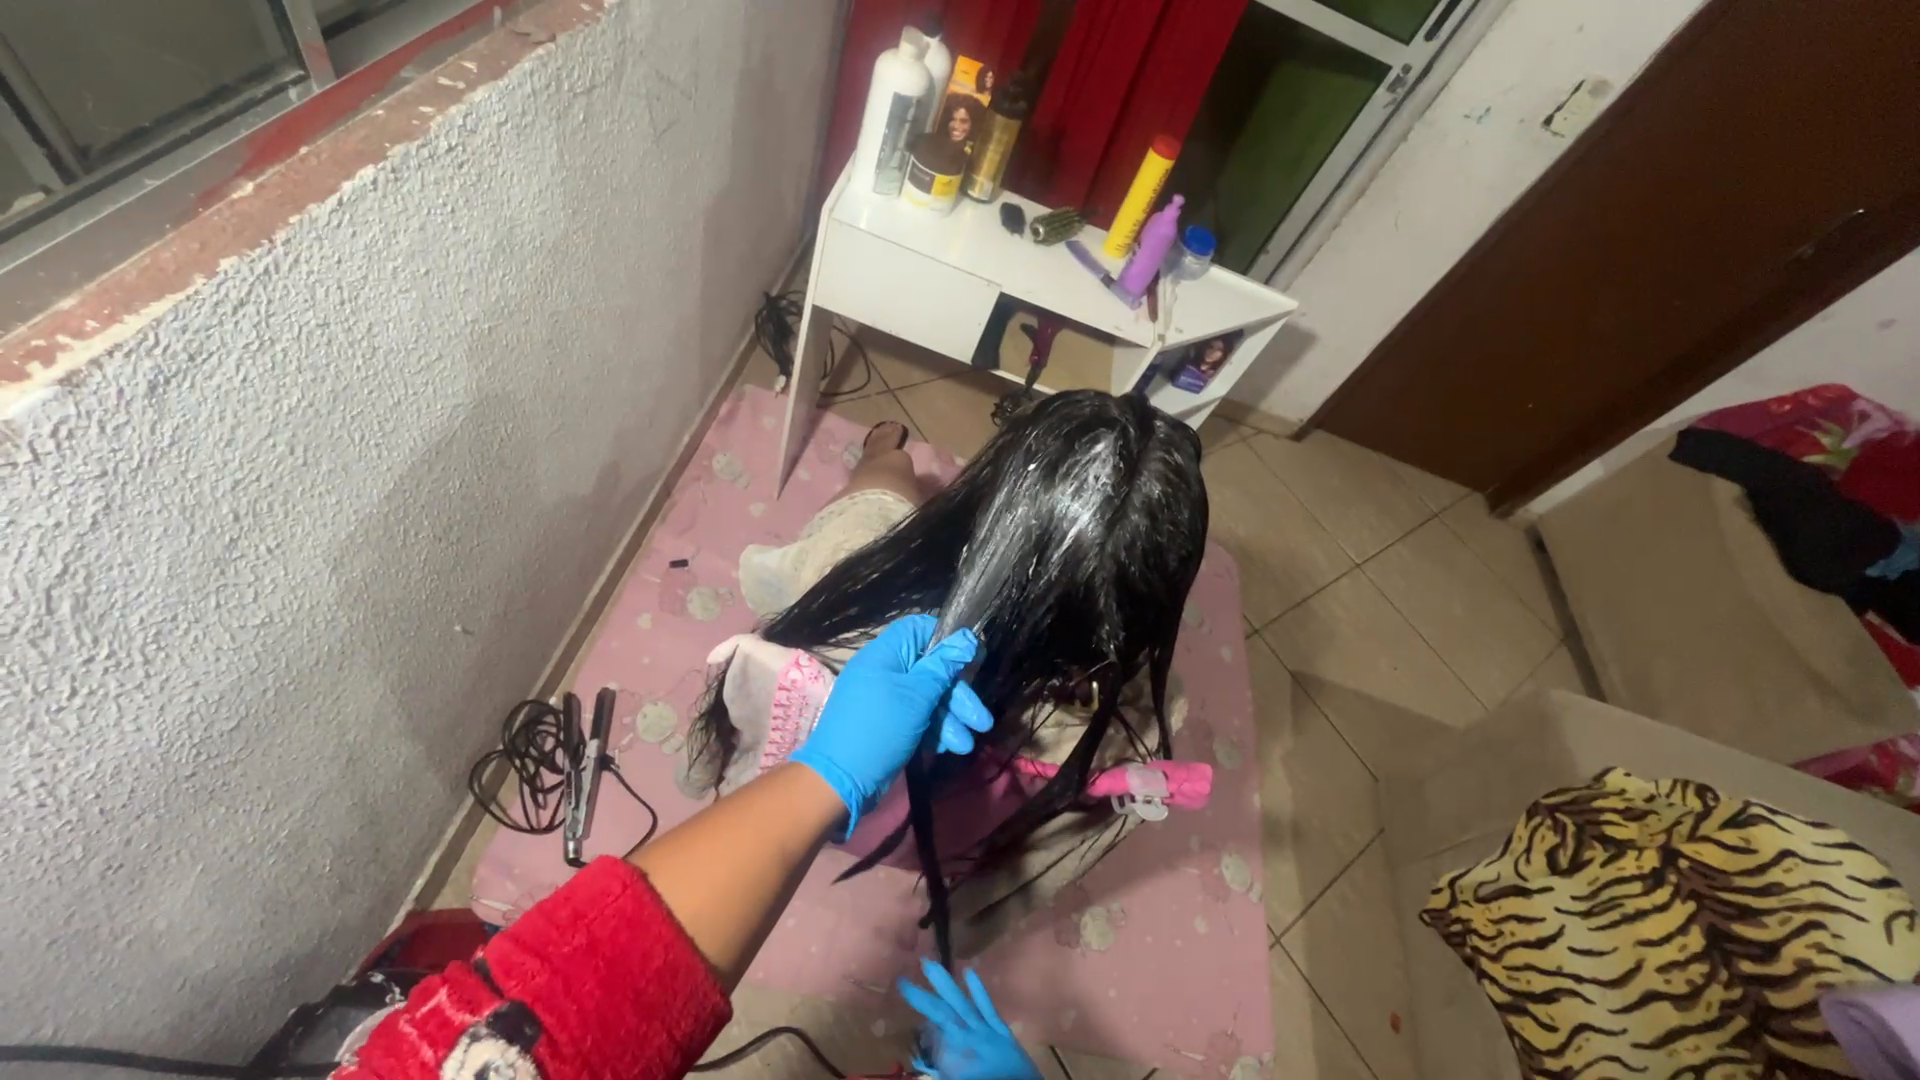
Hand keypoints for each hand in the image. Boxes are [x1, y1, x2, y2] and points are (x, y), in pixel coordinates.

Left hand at [791, 614, 991, 833]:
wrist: (840, 781)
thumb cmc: (879, 728)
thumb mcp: (917, 696)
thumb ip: (944, 666)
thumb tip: (968, 638)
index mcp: (885, 654)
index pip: (919, 629)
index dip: (947, 639)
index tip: (972, 658)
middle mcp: (885, 671)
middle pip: (930, 669)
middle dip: (958, 695)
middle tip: (981, 721)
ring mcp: (885, 699)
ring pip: (927, 698)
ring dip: (950, 719)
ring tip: (965, 745)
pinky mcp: (888, 724)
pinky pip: (916, 718)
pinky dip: (932, 730)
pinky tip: (946, 748)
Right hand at [900, 960, 1040, 1079]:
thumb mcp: (953, 1079)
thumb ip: (939, 1068)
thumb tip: (925, 1056)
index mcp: (952, 1056)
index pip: (929, 1034)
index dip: (918, 1027)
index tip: (906, 1015)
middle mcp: (965, 1037)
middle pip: (940, 1013)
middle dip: (921, 997)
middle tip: (903, 980)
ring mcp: (984, 1030)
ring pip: (960, 1002)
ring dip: (944, 983)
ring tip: (928, 963)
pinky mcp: (1000, 1029)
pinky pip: (986, 1006)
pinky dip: (977, 989)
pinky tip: (968, 971)